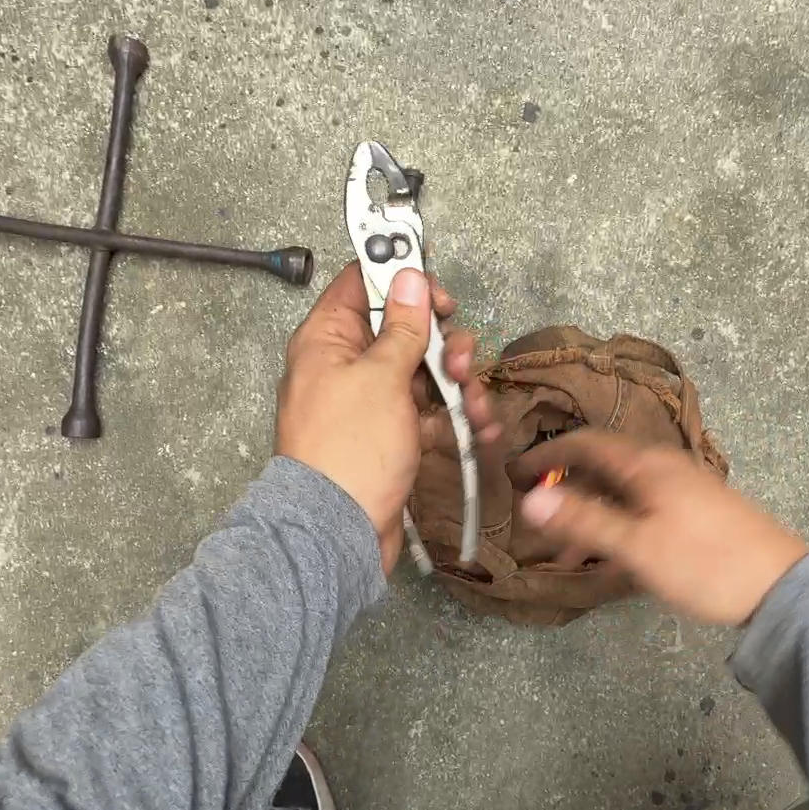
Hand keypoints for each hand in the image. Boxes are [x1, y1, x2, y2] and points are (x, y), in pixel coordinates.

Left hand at [276, 262, 497, 573]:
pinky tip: (479, 427)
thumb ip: (402, 328)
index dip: (404, 282)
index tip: (440, 298)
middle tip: (458, 362)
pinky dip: (454, 417)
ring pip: (424, 372)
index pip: (363, 285)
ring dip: (458, 384)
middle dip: (443, 344)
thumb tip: (409, 277)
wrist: (340, 532)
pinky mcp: (392, 435)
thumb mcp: (381, 378)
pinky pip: (429, 411)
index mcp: (329, 340)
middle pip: (404, 330)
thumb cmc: (350, 450)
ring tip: (474, 405)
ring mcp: (372, 403)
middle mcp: (348, 366)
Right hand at [510, 431, 808, 625]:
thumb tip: (531, 498)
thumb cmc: (704, 563)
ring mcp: (681, 487)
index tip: (515, 473)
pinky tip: (611, 559)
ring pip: (622, 493)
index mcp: (647, 464)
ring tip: (567, 555)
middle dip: (566, 491)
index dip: (546, 454)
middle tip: (537, 520)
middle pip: (602, 467)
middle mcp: (663, 466)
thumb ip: (583, 521)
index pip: (585, 443)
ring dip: (591, 516)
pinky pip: (642, 508)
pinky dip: (617, 526)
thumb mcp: (638, 546)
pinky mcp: (694, 510)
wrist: (780, 588)